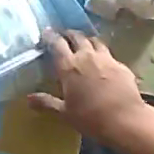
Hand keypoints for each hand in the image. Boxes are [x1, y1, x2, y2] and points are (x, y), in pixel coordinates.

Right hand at [29, 30, 153, 148]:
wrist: (125, 120)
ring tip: (83, 45)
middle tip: (64, 37)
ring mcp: (106, 59)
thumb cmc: (90, 117)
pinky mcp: (121, 65)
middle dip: (69, 34)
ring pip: (94, 41)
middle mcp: (87, 56)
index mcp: (69, 66)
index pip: (56, 43)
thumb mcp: (65, 113)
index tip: (46, 33)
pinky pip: (109, 54)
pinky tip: (103, 63)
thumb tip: (28, 99)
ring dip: (86, 41)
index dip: (50, 36)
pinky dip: (102, 55)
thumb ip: (46, 102)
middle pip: (77, 36)